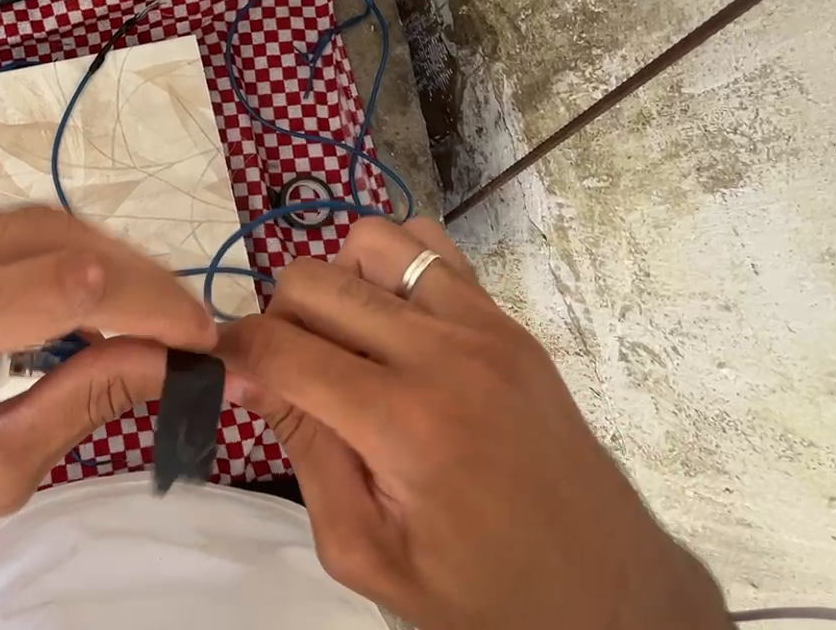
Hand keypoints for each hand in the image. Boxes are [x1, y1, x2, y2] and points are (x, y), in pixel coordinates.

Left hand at [0, 206, 216, 629]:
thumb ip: (81, 401)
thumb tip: (169, 361)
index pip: (54, 285)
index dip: (141, 303)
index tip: (198, 336)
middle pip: (49, 237)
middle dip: (134, 277)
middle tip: (187, 324)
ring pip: (30, 223)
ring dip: (103, 261)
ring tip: (151, 311)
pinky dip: (59, 258)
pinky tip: (92, 295)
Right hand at [216, 217, 729, 629]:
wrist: (609, 596)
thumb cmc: (478, 593)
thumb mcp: (364, 552)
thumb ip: (300, 450)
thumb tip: (244, 372)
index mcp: (402, 423)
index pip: (278, 347)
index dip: (233, 353)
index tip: (226, 372)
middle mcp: (441, 353)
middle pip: (309, 282)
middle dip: (278, 322)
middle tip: (295, 376)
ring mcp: (482, 325)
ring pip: (367, 241)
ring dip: (337, 286)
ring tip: (348, 343)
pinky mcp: (506, 319)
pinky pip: (429, 244)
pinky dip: (391, 268)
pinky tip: (395, 323)